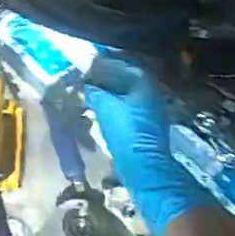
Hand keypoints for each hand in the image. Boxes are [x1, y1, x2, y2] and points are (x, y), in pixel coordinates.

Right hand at [83, 58, 221, 235]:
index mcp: (144, 86)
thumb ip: (94, 93)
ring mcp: (150, 114)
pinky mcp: (145, 130)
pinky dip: (112, 108)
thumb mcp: (106, 108)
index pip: (124, 66)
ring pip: (126, 97)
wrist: (146, 170)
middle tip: (86, 80)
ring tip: (89, 96)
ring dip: (108, 95)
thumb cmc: (127, 134)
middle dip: (106, 80)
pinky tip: (99, 113)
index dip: (105, 64)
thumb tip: (84, 85)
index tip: (88, 65)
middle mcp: (150, 96)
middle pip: (125, 81)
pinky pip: (126, 111)